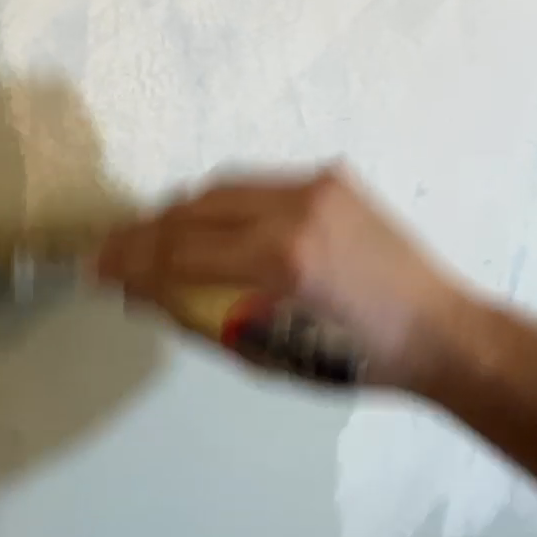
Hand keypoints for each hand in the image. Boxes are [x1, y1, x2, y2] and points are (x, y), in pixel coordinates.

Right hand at [92, 168, 465, 384]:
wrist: (442, 331)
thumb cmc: (354, 361)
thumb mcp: (267, 354)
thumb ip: (196, 314)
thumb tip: (138, 290)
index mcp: (283, 262)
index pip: (180, 252)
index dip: (129, 259)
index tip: (95, 266)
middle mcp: (295, 209)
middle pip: (191, 209)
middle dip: (144, 231)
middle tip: (112, 250)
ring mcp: (313, 185)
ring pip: (217, 187)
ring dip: (179, 213)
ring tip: (154, 237)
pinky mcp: (327, 176)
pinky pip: (252, 184)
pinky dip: (221, 204)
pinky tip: (211, 225)